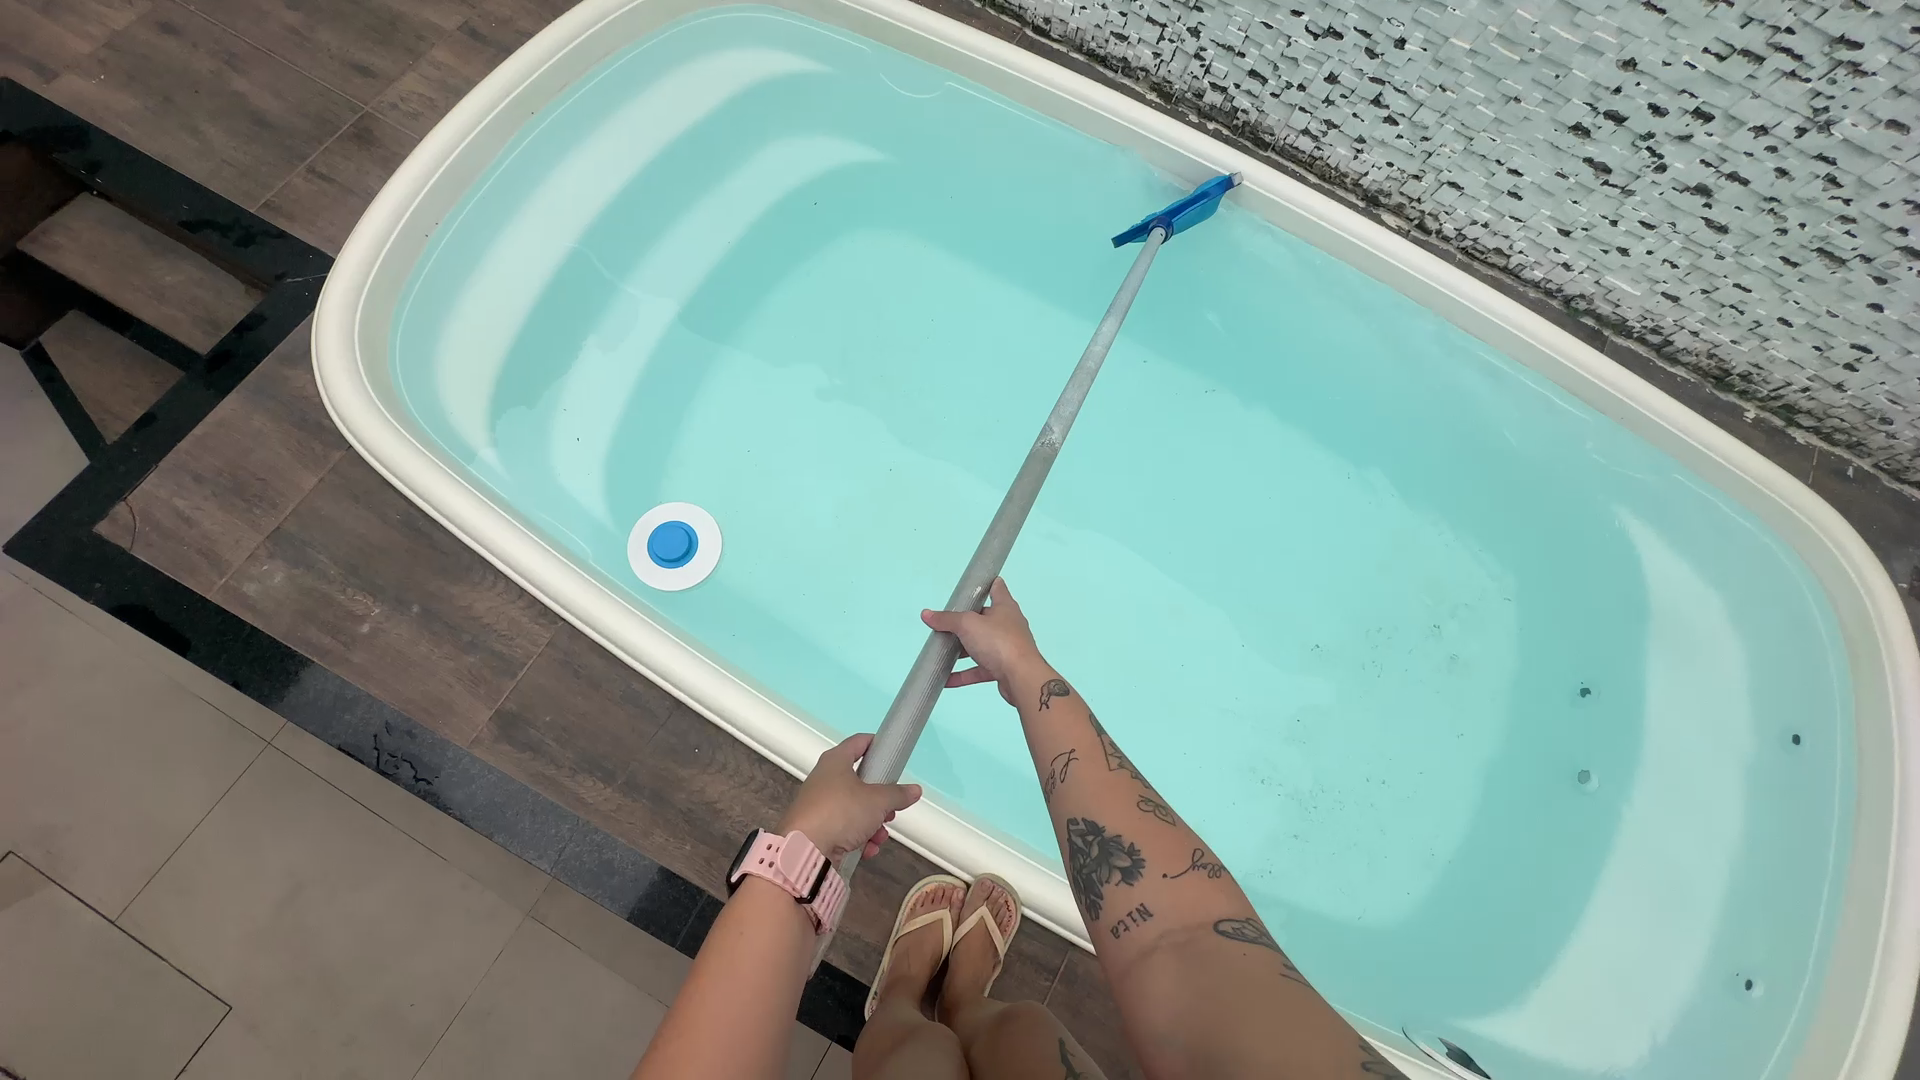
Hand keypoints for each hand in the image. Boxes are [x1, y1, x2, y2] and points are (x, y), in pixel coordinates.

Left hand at [778, 734, 922, 859]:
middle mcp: (824, 779)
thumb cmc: (841, 812)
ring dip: (871, 823)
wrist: (802, 850)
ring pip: (853, 809)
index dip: (877, 745)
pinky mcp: (815, 829)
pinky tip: (866, 850)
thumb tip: (914, 790)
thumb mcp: (877, 801)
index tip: (893, 755)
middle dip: (880, 799)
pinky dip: (857, 838)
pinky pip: (843, 829)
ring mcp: (818, 805)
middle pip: (859, 781)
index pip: (859, 742)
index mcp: (836, 761)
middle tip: (890, 809)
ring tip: (879, 835)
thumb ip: (897, 794)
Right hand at [921, 578, 1044, 705]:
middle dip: (965, 623)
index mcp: (1004, 607)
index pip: (997, 588)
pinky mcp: (1003, 669)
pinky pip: (979, 670)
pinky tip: (946, 679)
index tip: (974, 585)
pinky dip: (963, 674)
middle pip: (984, 620)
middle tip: (945, 624)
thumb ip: (947, 620)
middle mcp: (1008, 625)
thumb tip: (927, 614)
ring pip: (980, 647)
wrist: (1021, 678)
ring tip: (941, 652)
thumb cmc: (998, 641)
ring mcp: (1006, 648)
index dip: (986, 584)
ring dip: (962, 651)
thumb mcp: (967, 625)